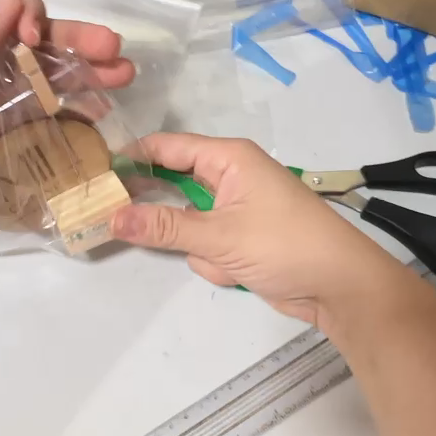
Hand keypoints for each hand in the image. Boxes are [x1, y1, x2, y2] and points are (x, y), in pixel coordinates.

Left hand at [0, 0, 135, 231]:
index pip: (1, 9)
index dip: (29, 16)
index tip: (35, 39)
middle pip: (30, 43)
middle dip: (74, 43)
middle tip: (117, 52)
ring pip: (38, 78)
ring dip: (79, 75)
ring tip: (122, 78)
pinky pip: (33, 115)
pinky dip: (64, 111)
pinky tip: (96, 113)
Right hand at [110, 134, 409, 325]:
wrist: (342, 288)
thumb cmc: (286, 246)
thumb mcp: (219, 236)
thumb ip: (163, 227)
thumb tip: (111, 217)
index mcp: (228, 158)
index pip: (166, 147)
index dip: (130, 157)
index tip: (93, 173)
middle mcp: (229, 176)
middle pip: (172, 183)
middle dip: (152, 205)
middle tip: (110, 216)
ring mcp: (235, 209)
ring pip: (186, 221)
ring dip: (193, 243)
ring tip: (211, 256)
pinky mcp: (240, 238)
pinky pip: (205, 243)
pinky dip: (212, 260)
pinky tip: (234, 272)